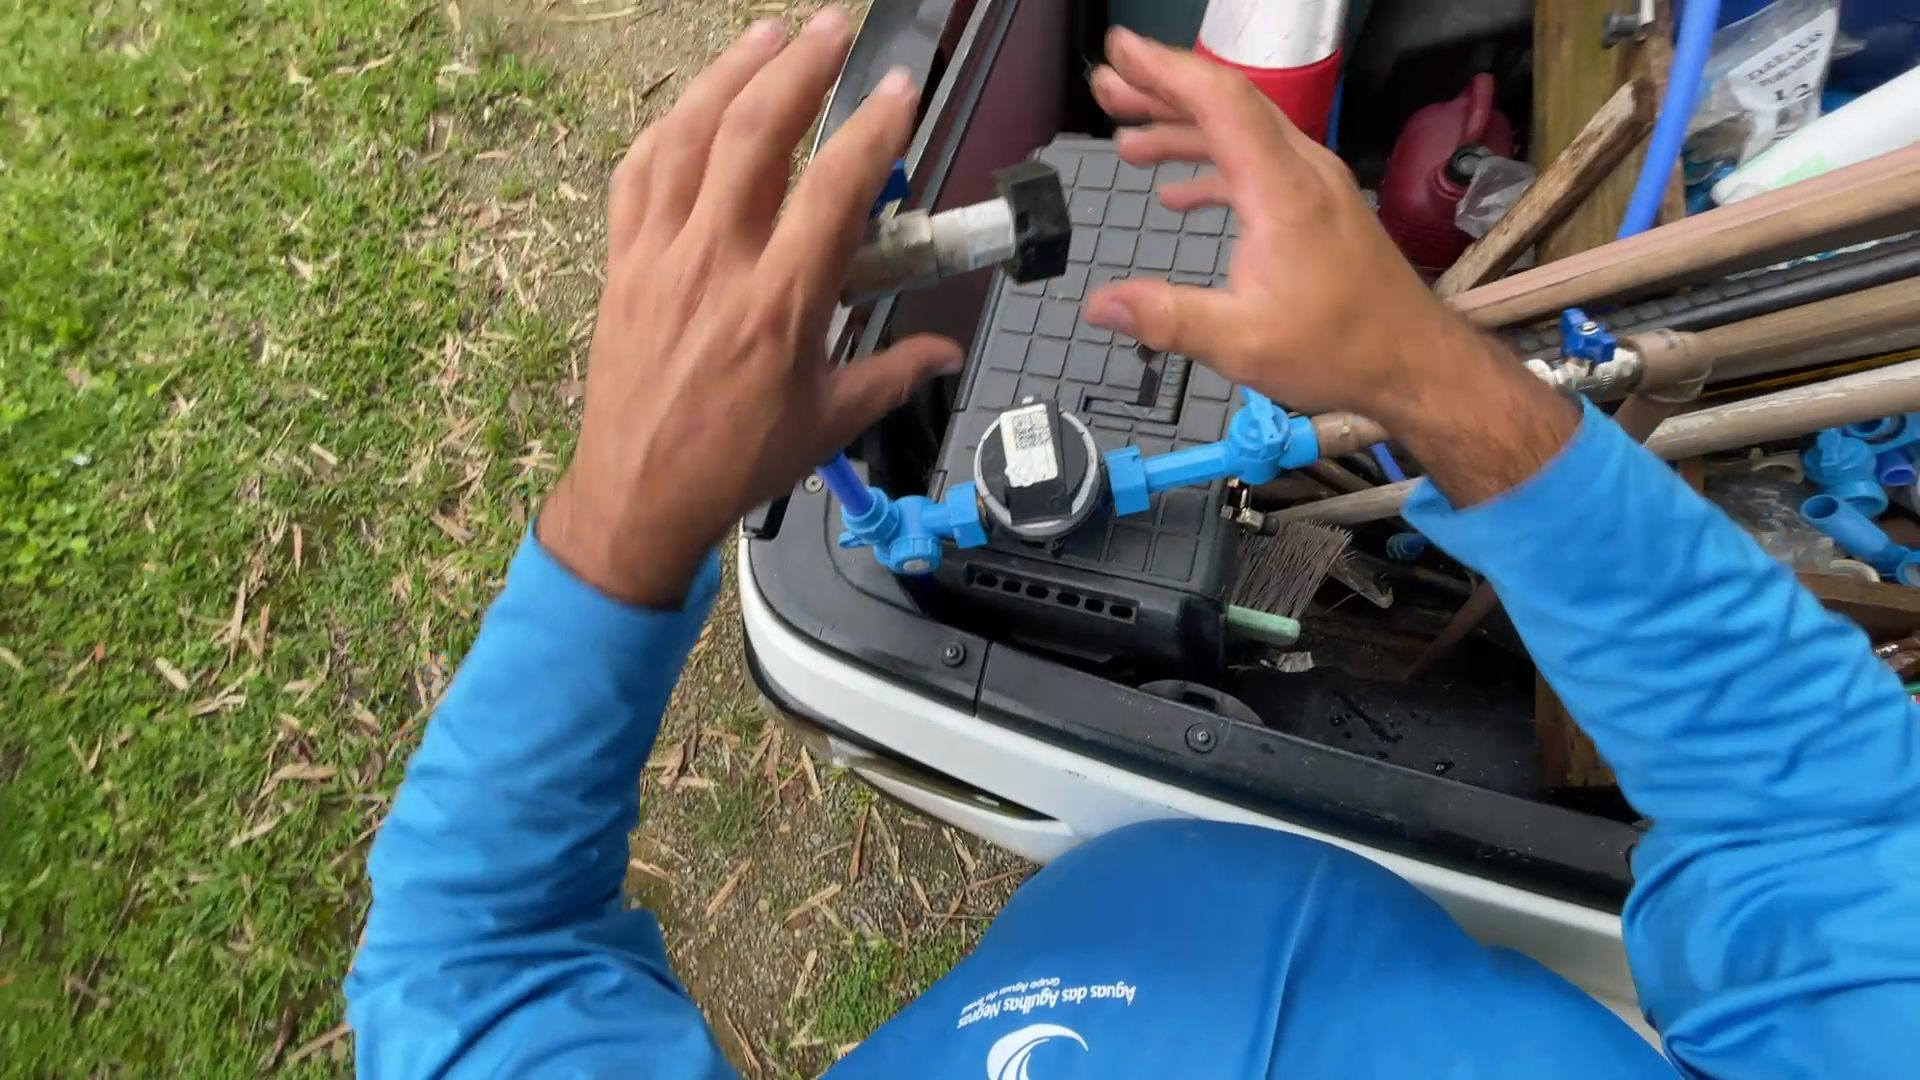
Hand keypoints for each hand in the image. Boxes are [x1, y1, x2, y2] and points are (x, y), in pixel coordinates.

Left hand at [539, 9, 963, 606]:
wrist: (645, 491)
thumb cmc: (741, 461)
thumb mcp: (831, 422)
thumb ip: (894, 376)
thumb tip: (945, 356)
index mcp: (780, 305)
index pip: (834, 191)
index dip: (873, 131)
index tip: (901, 91)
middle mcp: (717, 262)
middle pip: (757, 133)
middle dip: (801, 67)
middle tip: (833, 28)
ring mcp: (660, 254)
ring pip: (690, 134)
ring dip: (732, 72)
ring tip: (768, 35)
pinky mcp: (624, 261)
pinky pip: (639, 171)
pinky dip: (669, 125)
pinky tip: (693, 105)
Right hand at [1082, 28, 1475, 423]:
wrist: (1410, 361)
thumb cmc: (1338, 349)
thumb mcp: (1241, 343)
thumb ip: (1166, 318)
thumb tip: (1099, 305)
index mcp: (1282, 191)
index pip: (1220, 103)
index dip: (1165, 71)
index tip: (1120, 53)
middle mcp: (1300, 173)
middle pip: (1227, 107)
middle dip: (1161, 92)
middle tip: (1108, 89)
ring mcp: (1312, 188)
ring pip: (1241, 136)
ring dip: (1182, 131)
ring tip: (1128, 141)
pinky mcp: (1315, 211)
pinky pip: (1255, 169)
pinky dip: (1211, 170)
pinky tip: (1178, 194)